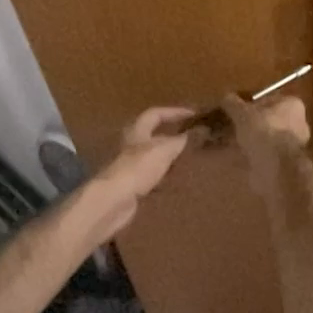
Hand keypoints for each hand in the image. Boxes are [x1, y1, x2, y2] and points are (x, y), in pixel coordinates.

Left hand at [86, 106, 192, 239]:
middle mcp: (132, 146)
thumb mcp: (164, 150)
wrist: (113, 201)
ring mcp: (130, 167)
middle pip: (153, 136)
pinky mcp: (131, 186)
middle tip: (192, 140)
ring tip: (188, 161)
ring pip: (153, 158)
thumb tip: (200, 130)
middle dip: (172, 137)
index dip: (174, 112)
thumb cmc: (137, 168)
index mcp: (137, 131)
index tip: (193, 115)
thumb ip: (182, 140)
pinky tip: (175, 184)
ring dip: (168, 159)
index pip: (156, 114)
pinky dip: (164, 179)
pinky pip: (152, 178)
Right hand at [223, 93, 309, 193]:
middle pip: (271, 120)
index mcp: (292, 104)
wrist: (275, 165)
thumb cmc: (263, 130)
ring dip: (256, 140)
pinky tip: (243, 157)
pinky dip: (258, 154)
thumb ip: (233, 104)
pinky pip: (269, 153)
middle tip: (236, 128)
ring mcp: (295, 143)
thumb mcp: (242, 113)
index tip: (238, 112)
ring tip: (236, 143)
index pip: (270, 100)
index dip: (252, 105)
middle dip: (254, 124)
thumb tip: (226, 97)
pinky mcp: (288, 161)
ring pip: (270, 137)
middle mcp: (299, 122)